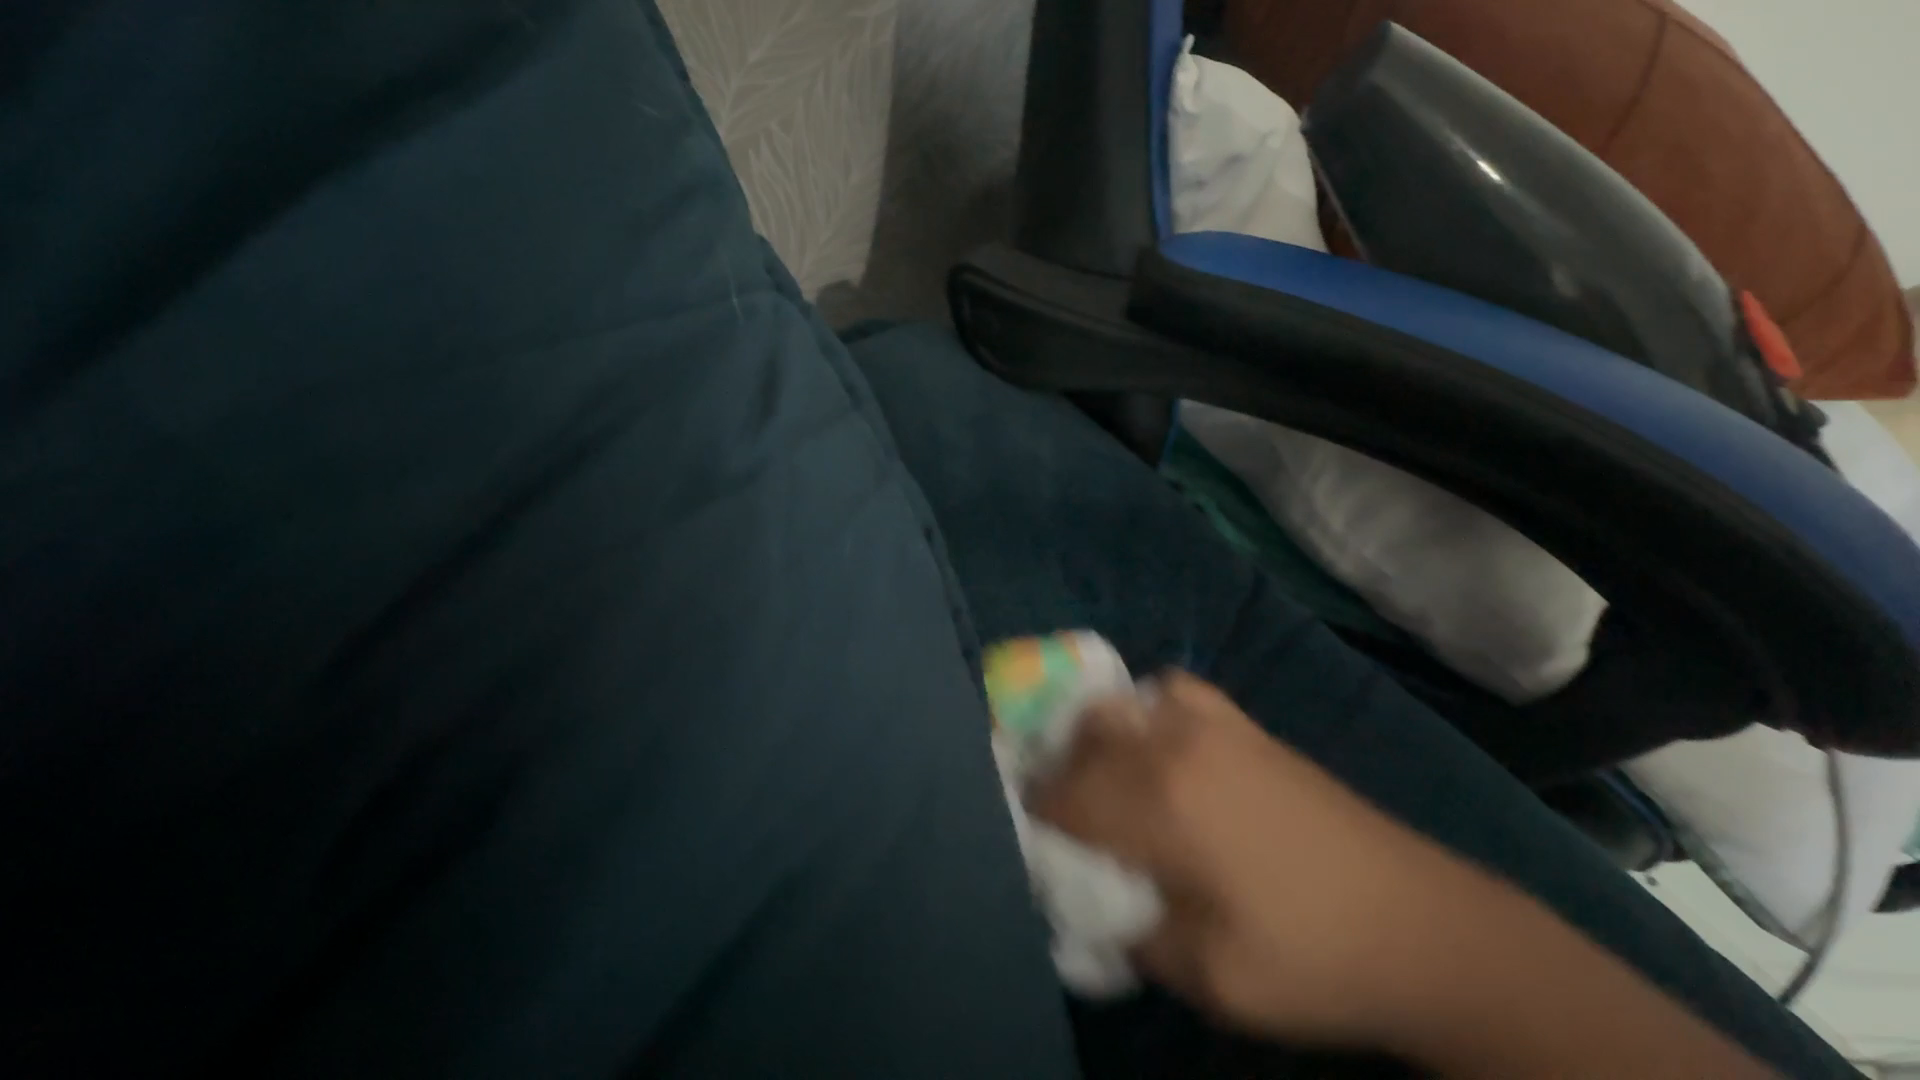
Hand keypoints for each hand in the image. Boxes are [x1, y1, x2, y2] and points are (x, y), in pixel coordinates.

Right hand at [1029, 671, 1457, 1045]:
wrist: (1427, 930)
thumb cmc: (1310, 959)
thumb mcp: (1204, 974)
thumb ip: (1130, 930)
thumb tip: (1098, 899)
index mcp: (1159, 803)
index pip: (1063, 792)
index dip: (1034, 814)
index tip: (1029, 840)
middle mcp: (1179, 746)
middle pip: (1087, 733)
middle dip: (1061, 769)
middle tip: (1067, 819)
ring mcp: (1221, 728)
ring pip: (1128, 701)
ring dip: (1102, 735)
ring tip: (1112, 782)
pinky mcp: (1255, 730)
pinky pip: (1178, 695)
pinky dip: (1151, 712)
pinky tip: (1169, 756)